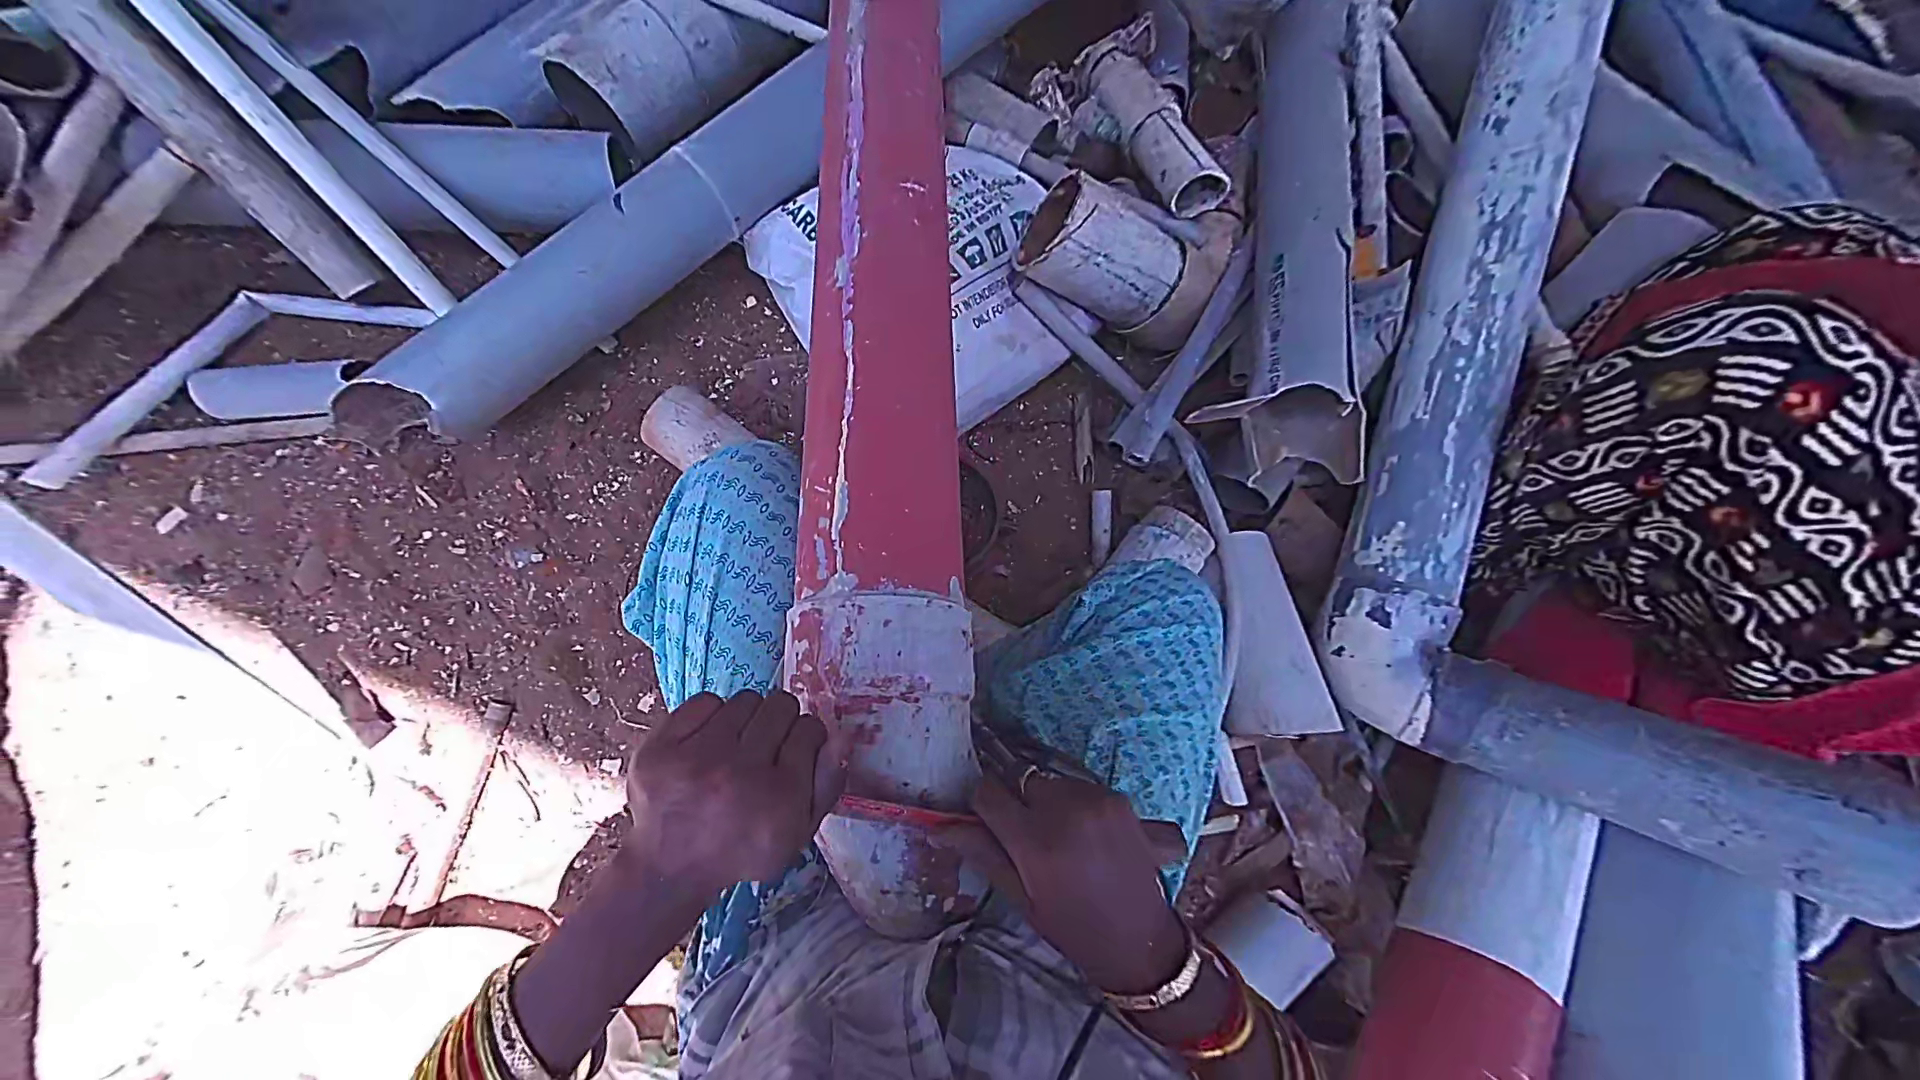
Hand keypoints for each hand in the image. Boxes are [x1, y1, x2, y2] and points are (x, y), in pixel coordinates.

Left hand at [623, 690, 846, 897]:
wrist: (669, 869)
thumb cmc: (743, 848)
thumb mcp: (799, 832)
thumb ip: (827, 783)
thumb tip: (841, 735)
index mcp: (779, 796)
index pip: (811, 729)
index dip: (806, 738)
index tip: (794, 753)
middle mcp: (739, 773)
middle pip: (781, 706)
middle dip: (780, 722)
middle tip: (766, 747)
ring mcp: (694, 759)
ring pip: (746, 700)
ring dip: (747, 719)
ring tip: (735, 745)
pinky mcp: (660, 748)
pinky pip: (705, 702)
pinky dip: (712, 716)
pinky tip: (708, 742)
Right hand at [950, 770, 1188, 994]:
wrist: (1142, 942)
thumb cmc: (1073, 928)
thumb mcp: (1021, 899)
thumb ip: (982, 853)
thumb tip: (939, 827)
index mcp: (1037, 840)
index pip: (987, 792)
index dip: (983, 806)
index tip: (989, 824)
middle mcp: (1067, 808)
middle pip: (1020, 780)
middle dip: (1018, 802)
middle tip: (1029, 838)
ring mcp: (1098, 798)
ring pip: (1050, 780)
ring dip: (1047, 800)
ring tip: (1062, 838)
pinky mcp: (1120, 796)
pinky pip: (1080, 786)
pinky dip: (1075, 802)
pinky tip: (1086, 834)